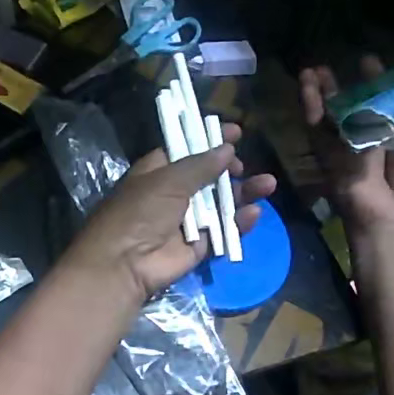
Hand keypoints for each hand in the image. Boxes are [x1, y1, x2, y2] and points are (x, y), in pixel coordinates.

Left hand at [64, 122, 277, 302]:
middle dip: (230, 169)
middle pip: (209, 177)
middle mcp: (173, 194)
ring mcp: (188, 220)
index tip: (236, 132)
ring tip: (268, 184)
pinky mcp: (200, 245)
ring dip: (244, 193)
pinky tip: (254, 213)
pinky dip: (239, 222)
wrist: (125, 263)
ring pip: (222, 203)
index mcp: (158, 172)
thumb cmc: (140, 212)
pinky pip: (224, 231)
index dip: (210, 140)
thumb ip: (200, 165)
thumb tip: (227, 148)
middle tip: (244, 166)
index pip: (187, 149)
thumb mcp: (168, 181)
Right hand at [300, 56, 393, 237]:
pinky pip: (318, 126)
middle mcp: (374, 138)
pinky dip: (311, 103)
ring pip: (332, 112)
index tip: (368, 62)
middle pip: (356, 105)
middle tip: (333, 62)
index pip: (388, 101)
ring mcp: (347, 146)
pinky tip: (307, 82)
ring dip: (323, 90)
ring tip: (313, 68)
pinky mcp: (327, 154)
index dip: (379, 81)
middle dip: (345, 85)